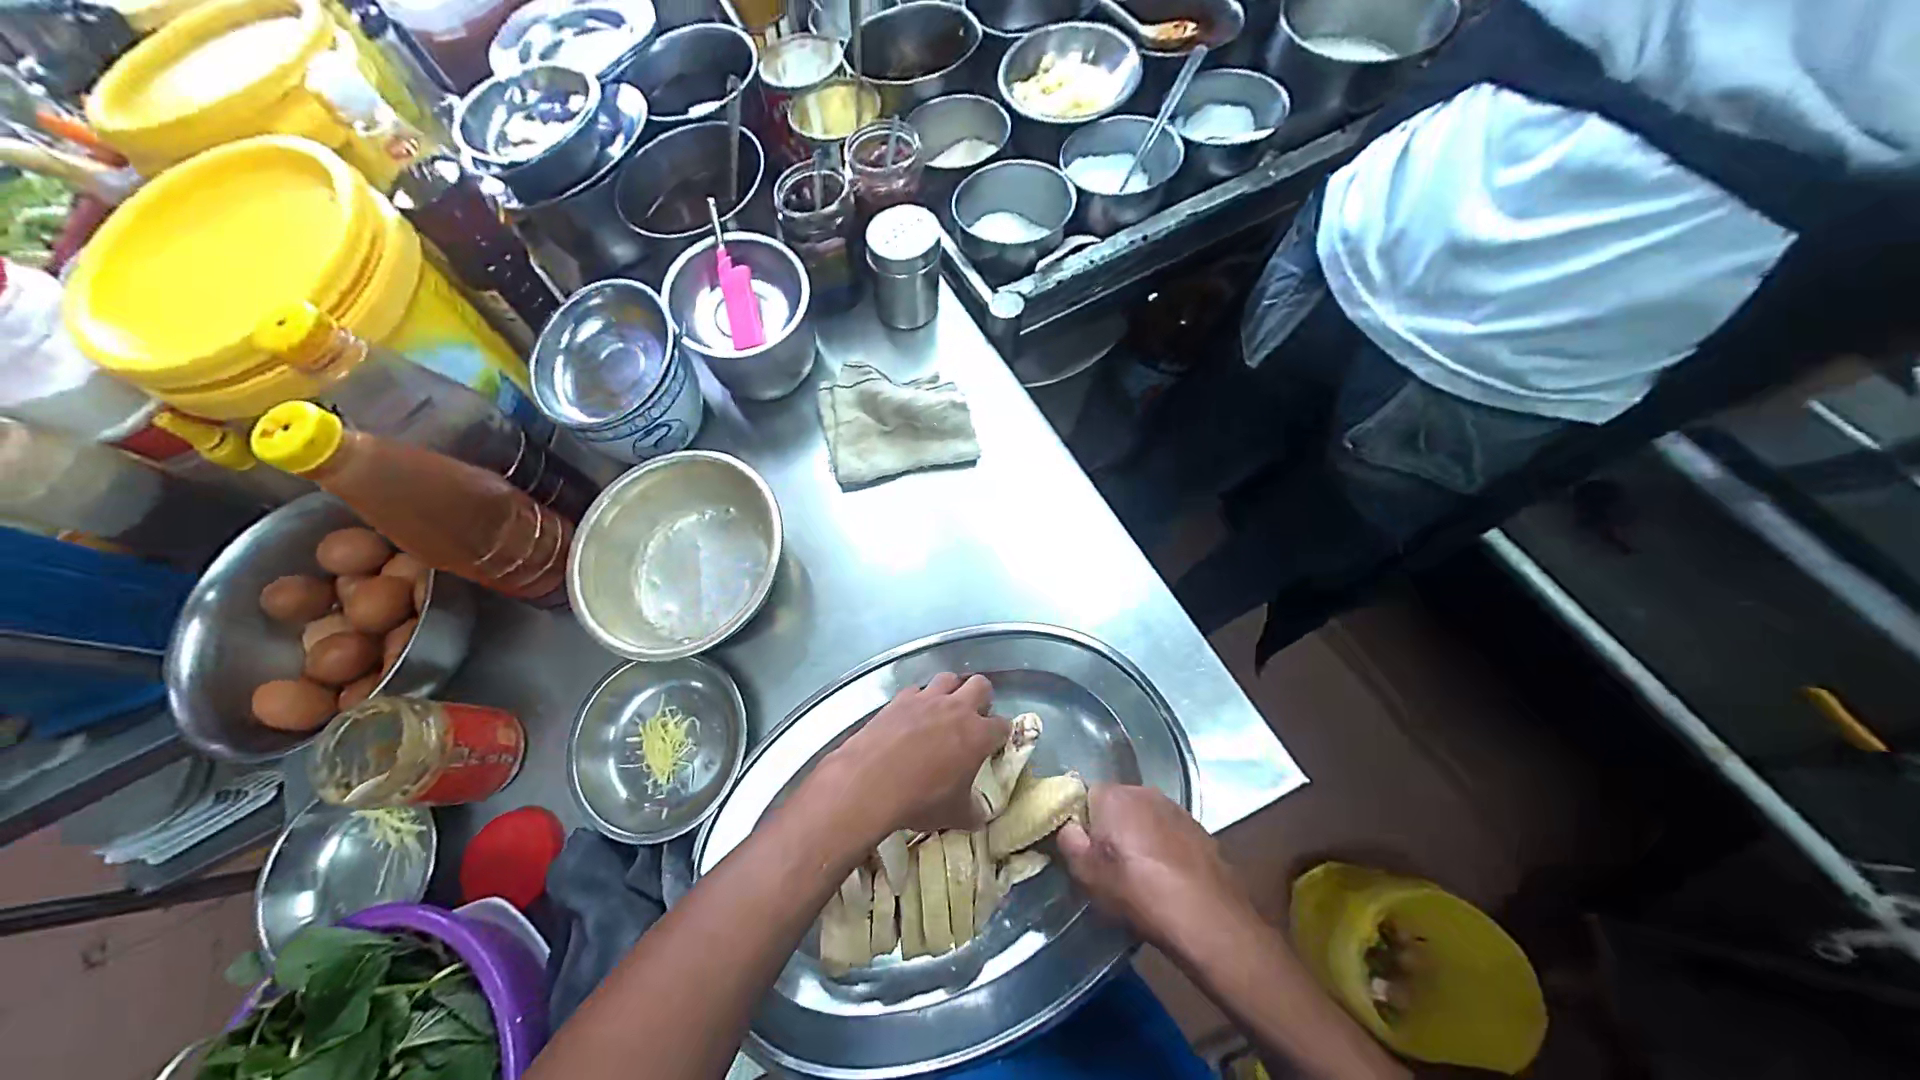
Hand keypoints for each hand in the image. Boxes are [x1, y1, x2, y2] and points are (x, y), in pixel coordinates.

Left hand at [807, 673, 1007, 840]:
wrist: (870, 782)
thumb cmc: (920, 799)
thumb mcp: (954, 814)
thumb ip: (972, 812)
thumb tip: (980, 818)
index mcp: (978, 734)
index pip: (1003, 725)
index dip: (1000, 734)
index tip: (994, 744)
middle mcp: (957, 708)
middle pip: (981, 685)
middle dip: (982, 698)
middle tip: (973, 718)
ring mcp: (926, 699)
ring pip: (948, 678)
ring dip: (950, 691)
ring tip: (944, 709)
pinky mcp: (899, 699)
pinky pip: (916, 690)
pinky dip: (918, 700)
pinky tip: (911, 715)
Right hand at [1057, 784, 1256, 951]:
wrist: (1208, 918)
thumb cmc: (1139, 893)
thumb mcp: (1087, 875)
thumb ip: (1068, 842)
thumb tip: (1068, 826)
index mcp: (1114, 796)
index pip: (1085, 796)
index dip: (1082, 823)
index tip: (1085, 851)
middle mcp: (1145, 792)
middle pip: (1116, 804)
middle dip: (1111, 828)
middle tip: (1109, 865)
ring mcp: (1177, 809)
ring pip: (1145, 817)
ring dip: (1139, 837)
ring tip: (1141, 875)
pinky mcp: (1200, 830)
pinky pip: (1169, 832)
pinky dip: (1164, 848)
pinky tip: (1167, 877)